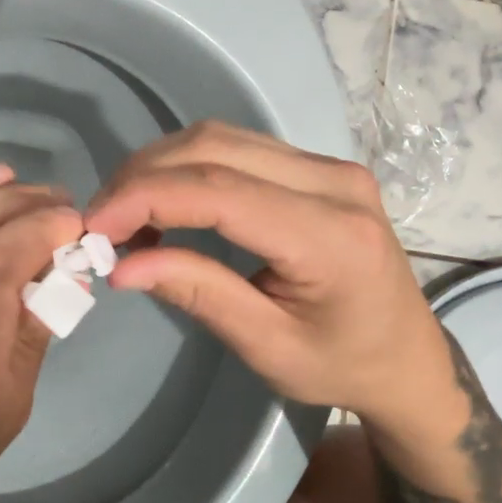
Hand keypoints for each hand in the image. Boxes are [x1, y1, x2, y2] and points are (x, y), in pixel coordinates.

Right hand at [83, 121, 448, 427]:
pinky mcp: (316, 165)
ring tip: (124, 215)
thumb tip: (120, 266)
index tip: (93, 229)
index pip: (219, 191)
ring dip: (158, 167)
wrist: (408, 358)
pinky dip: (184, 166)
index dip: (144, 199)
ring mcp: (329, 166)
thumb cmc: (341, 366)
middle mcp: (334, 183)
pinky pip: (235, 145)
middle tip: (100, 224)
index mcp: (330, 236)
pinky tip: (162, 201)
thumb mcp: (267, 346)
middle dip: (141, 178)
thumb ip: (198, 294)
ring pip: (219, 137)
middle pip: (213, 149)